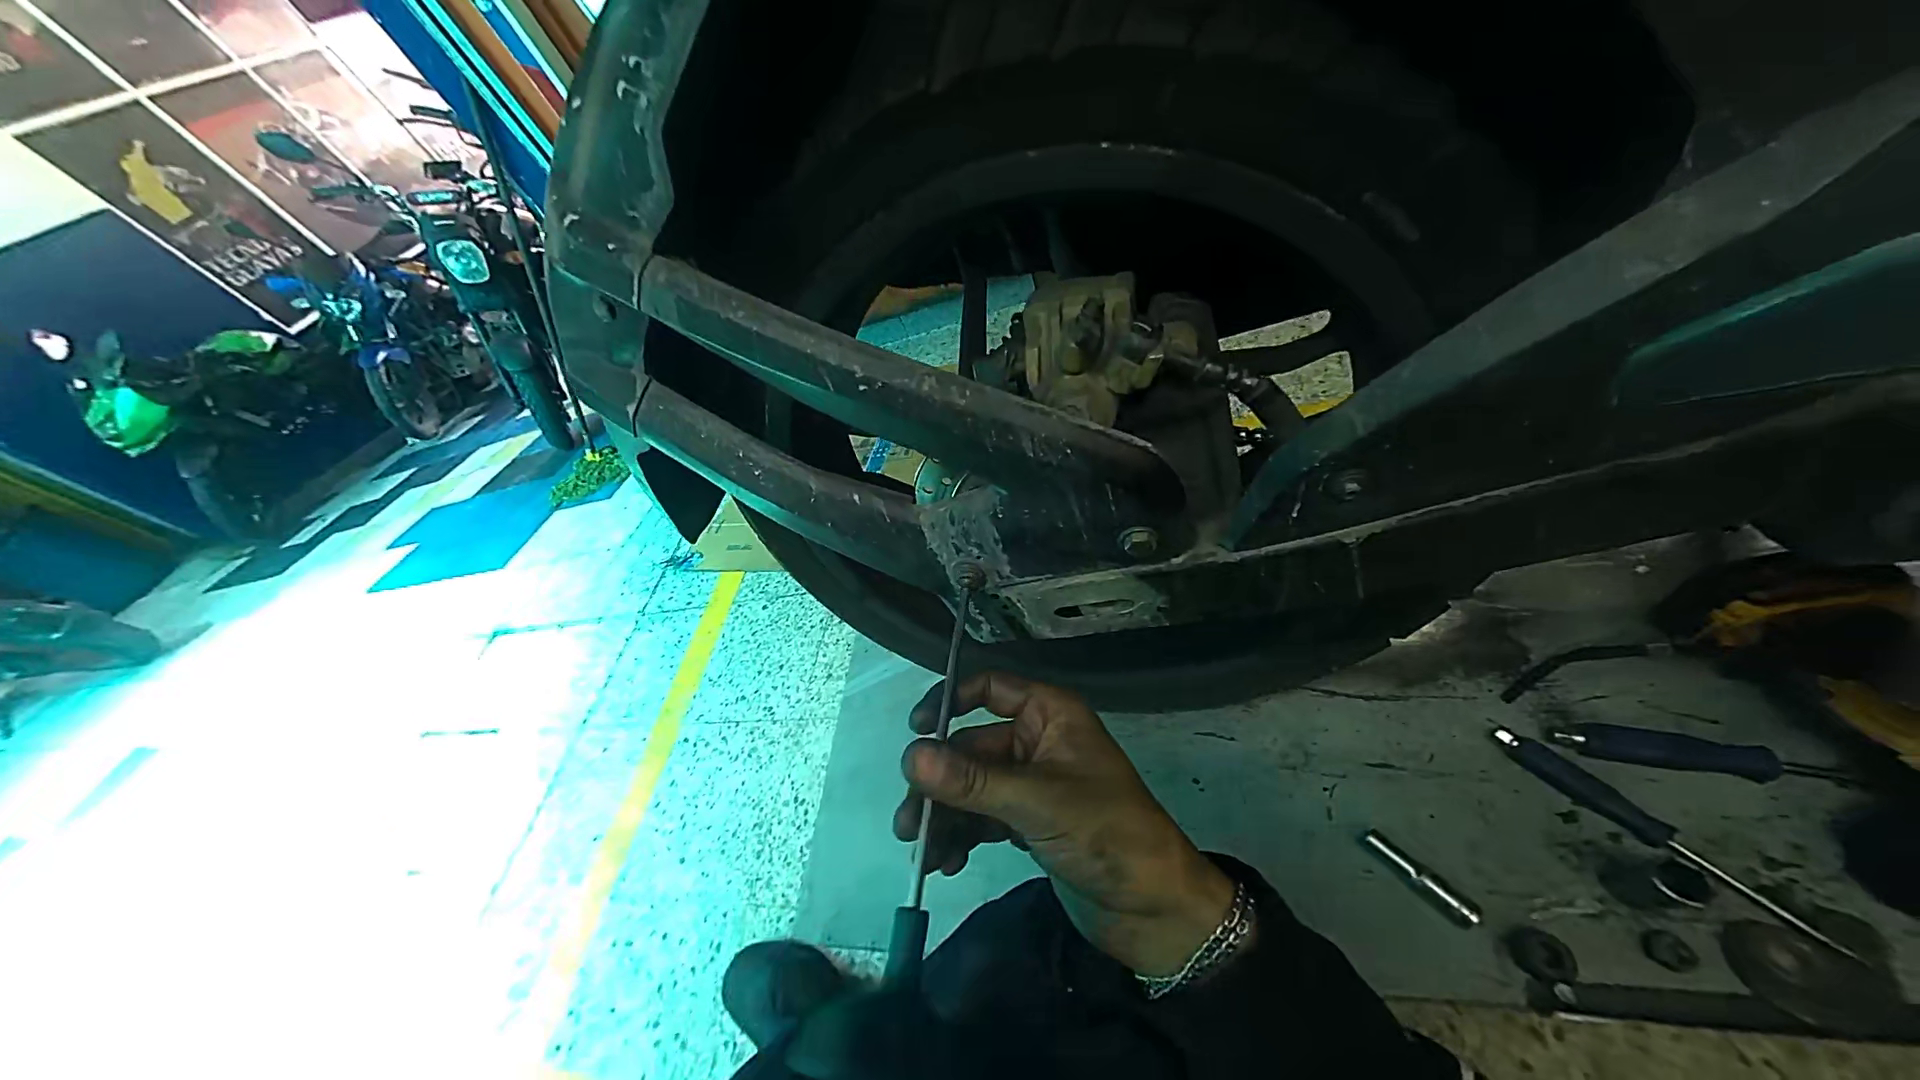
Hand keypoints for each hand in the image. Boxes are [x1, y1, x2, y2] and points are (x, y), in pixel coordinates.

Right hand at [893, 672, 1235, 976]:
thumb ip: (972, 780)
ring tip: (924, 851)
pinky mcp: (1029, 824)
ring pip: (972, 787)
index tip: (917, 731)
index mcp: (1050, 715)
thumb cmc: (1108, 834)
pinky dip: (962, 835)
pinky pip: (982, 818)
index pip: (991, 689)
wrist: (1156, 912)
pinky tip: (947, 861)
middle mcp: (1038, 742)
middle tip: (909, 822)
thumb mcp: (1037, 802)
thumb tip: (911, 757)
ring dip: (944, 815)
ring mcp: (1032, 785)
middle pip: (971, 747)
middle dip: (939, 783)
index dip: (950, 701)